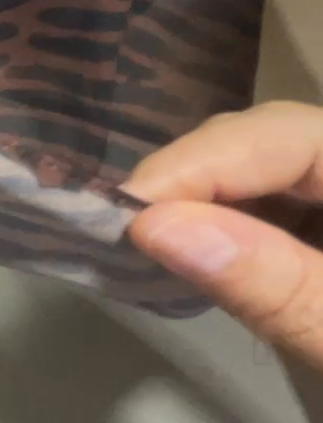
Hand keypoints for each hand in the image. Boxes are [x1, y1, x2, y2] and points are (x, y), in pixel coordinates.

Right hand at [127, 101, 322, 366]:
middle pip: (281, 143)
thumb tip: (150, 225)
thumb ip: (282, 289)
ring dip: (207, 201)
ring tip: (158, 239)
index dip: (202, 161)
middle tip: (134, 229)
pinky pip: (285, 205)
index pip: (293, 134)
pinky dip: (234, 224)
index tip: (128, 210)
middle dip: (199, 178)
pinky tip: (208, 253)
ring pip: (274, 172)